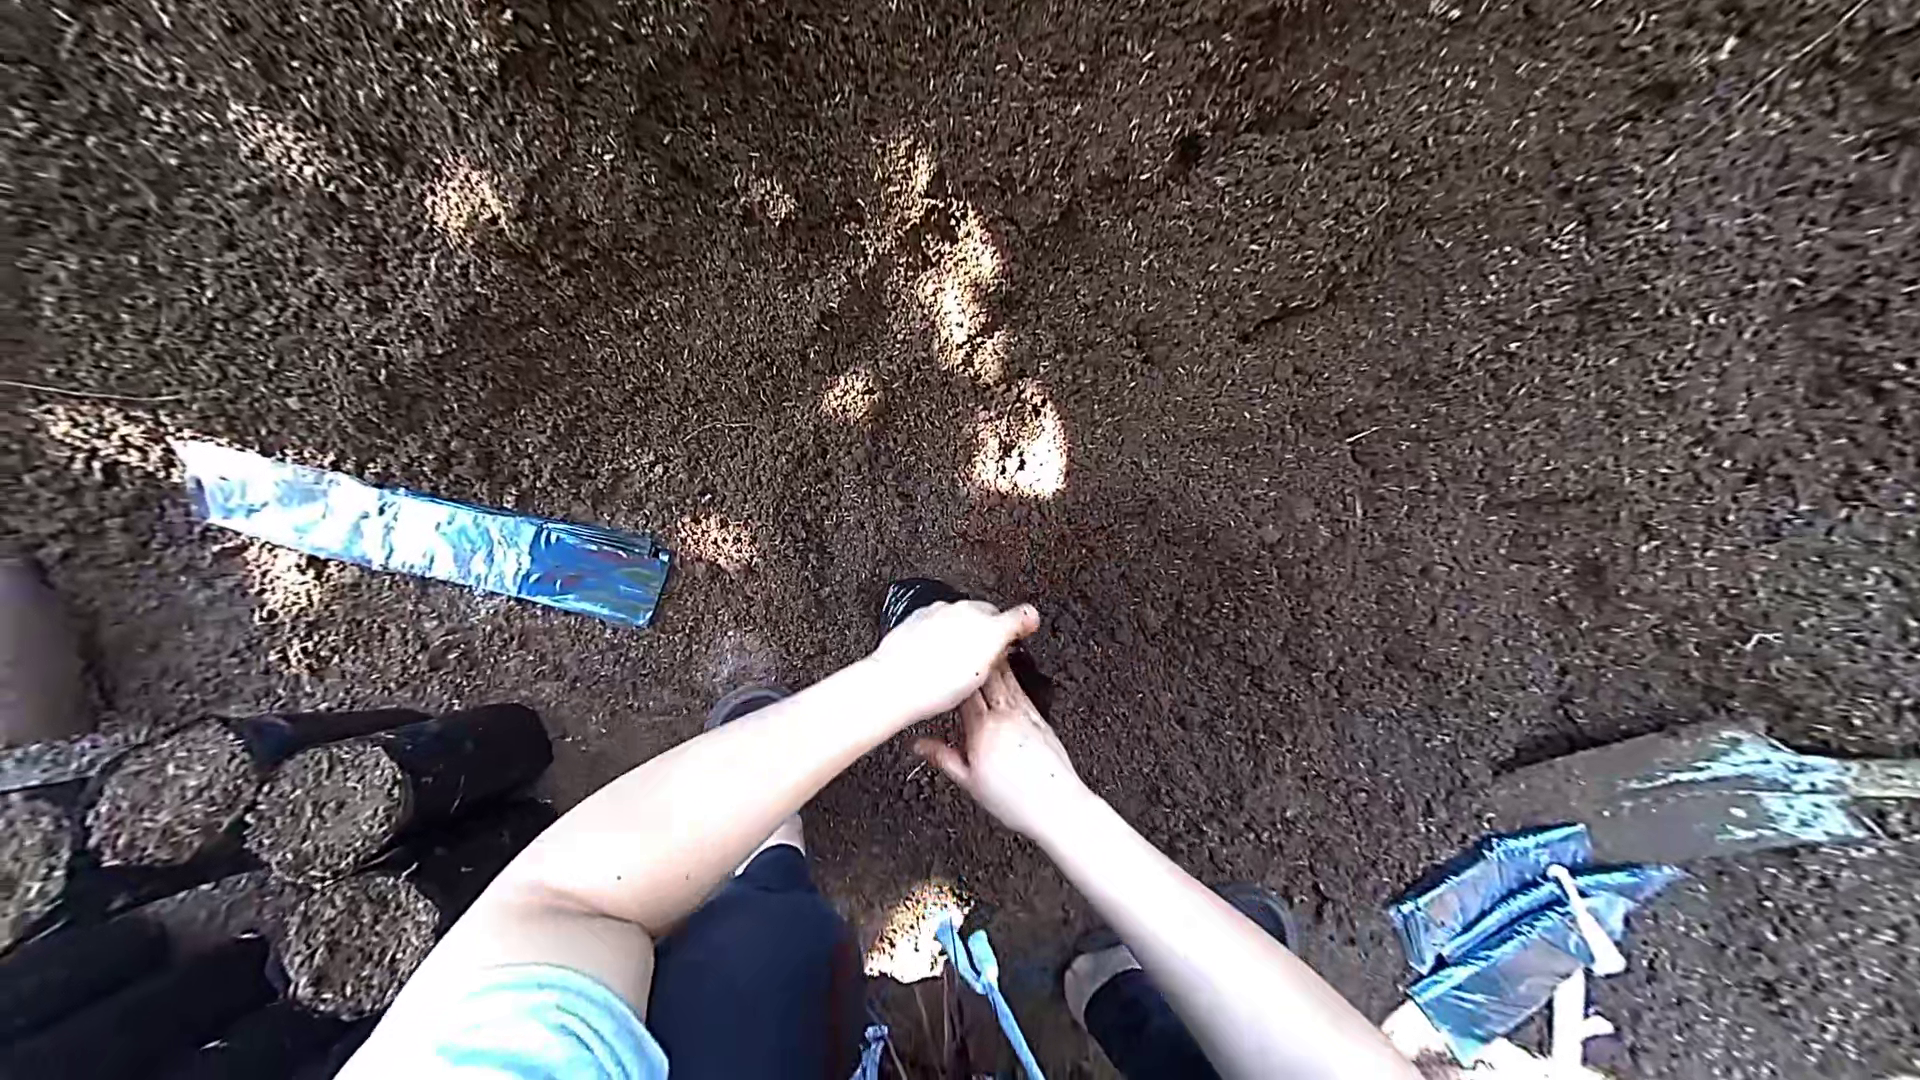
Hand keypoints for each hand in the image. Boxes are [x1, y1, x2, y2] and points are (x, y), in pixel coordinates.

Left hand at [869, 600, 1039, 718]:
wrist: (894, 685)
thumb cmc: (938, 678)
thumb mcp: (990, 654)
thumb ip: (1013, 626)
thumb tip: (1031, 614)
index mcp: (974, 612)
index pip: (1003, 613)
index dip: (1011, 630)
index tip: (1012, 642)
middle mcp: (950, 610)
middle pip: (977, 618)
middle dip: (984, 633)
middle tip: (987, 660)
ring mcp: (927, 619)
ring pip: (952, 626)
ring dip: (959, 638)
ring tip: (958, 666)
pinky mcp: (908, 631)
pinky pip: (929, 636)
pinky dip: (936, 646)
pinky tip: (936, 664)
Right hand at [913, 660, 1091, 840]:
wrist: (1058, 806)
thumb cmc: (1016, 800)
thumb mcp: (970, 782)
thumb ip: (944, 758)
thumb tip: (920, 745)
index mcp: (983, 730)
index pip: (963, 692)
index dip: (953, 672)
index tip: (943, 659)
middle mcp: (1004, 716)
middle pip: (987, 678)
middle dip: (975, 658)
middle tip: (964, 639)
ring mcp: (1024, 714)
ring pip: (1006, 678)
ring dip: (995, 660)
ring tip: (984, 643)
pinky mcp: (1039, 718)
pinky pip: (1021, 688)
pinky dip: (1012, 675)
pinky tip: (1008, 668)